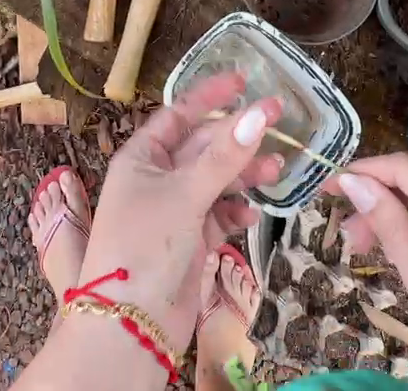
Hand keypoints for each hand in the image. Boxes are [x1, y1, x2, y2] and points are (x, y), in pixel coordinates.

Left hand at [75, 71, 284, 346]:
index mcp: (142, 156)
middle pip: (203, 147)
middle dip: (237, 139)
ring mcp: (173, 210)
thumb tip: (259, 113)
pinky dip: (235, 212)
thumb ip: (224, 156)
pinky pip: (218, 215)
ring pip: (215, 181)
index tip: (243, 81)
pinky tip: (252, 214)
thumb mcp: (185, 194)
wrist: (130, 326)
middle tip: (277, 126)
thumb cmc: (146, 245)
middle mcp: (156, 178)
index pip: (179, 114)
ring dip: (243, 175)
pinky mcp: (189, 242)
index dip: (210, 96)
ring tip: (276, 172)